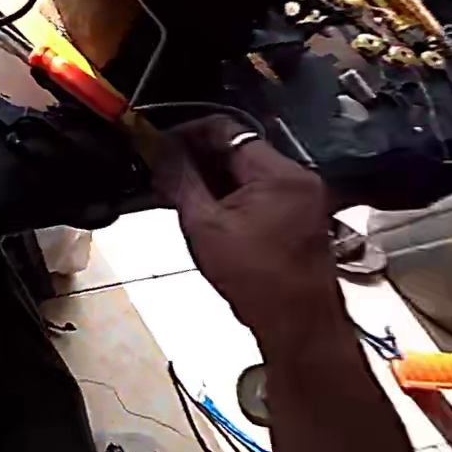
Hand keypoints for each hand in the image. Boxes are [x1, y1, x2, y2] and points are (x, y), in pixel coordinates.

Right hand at [152, 117, 341, 345]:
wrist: (295, 322)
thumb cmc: (252, 275)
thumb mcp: (203, 223)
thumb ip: (178, 179)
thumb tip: (154, 146)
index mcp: (279, 173)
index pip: (224, 130)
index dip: (183, 133)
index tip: (153, 147)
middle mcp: (294, 177)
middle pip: (233, 148)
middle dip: (190, 156)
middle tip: (155, 171)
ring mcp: (297, 196)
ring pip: (239, 169)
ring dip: (203, 176)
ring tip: (168, 191)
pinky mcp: (292, 214)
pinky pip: (249, 189)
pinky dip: (220, 192)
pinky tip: (193, 207)